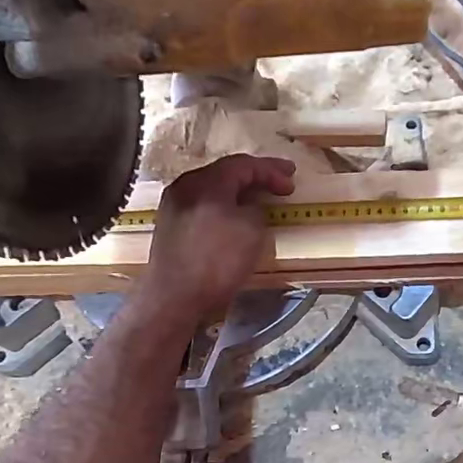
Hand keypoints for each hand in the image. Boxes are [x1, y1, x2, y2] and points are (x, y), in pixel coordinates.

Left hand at [139, 154, 295, 320]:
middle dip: (255, 176)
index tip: (292, 181)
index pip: (243, 164)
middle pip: (225, 172)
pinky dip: (224, 205)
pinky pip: (203, 205)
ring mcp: (174, 206)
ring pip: (213, 189)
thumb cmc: (217, 261)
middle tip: (279, 183)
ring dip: (239, 191)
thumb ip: (256, 208)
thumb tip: (250, 206)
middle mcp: (185, 186)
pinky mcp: (170, 226)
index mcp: (205, 181)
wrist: (174, 298)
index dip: (271, 170)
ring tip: (259, 198)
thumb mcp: (252, 230)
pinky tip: (234, 216)